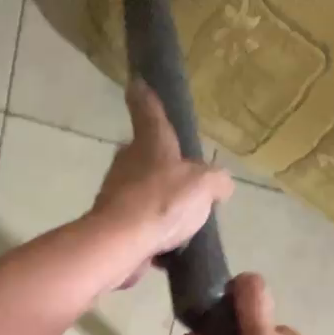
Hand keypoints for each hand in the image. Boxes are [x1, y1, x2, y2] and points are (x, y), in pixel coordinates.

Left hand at [91, 81, 234, 287]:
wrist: (122, 243)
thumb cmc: (164, 202)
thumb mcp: (205, 186)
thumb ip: (217, 182)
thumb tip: (222, 185)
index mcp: (150, 141)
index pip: (149, 110)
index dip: (145, 97)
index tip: (136, 84)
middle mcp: (128, 161)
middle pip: (144, 156)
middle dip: (160, 166)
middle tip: (181, 181)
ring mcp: (116, 194)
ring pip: (140, 192)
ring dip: (157, 204)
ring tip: (180, 224)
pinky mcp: (111, 225)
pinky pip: (137, 225)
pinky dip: (150, 234)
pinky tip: (166, 250)